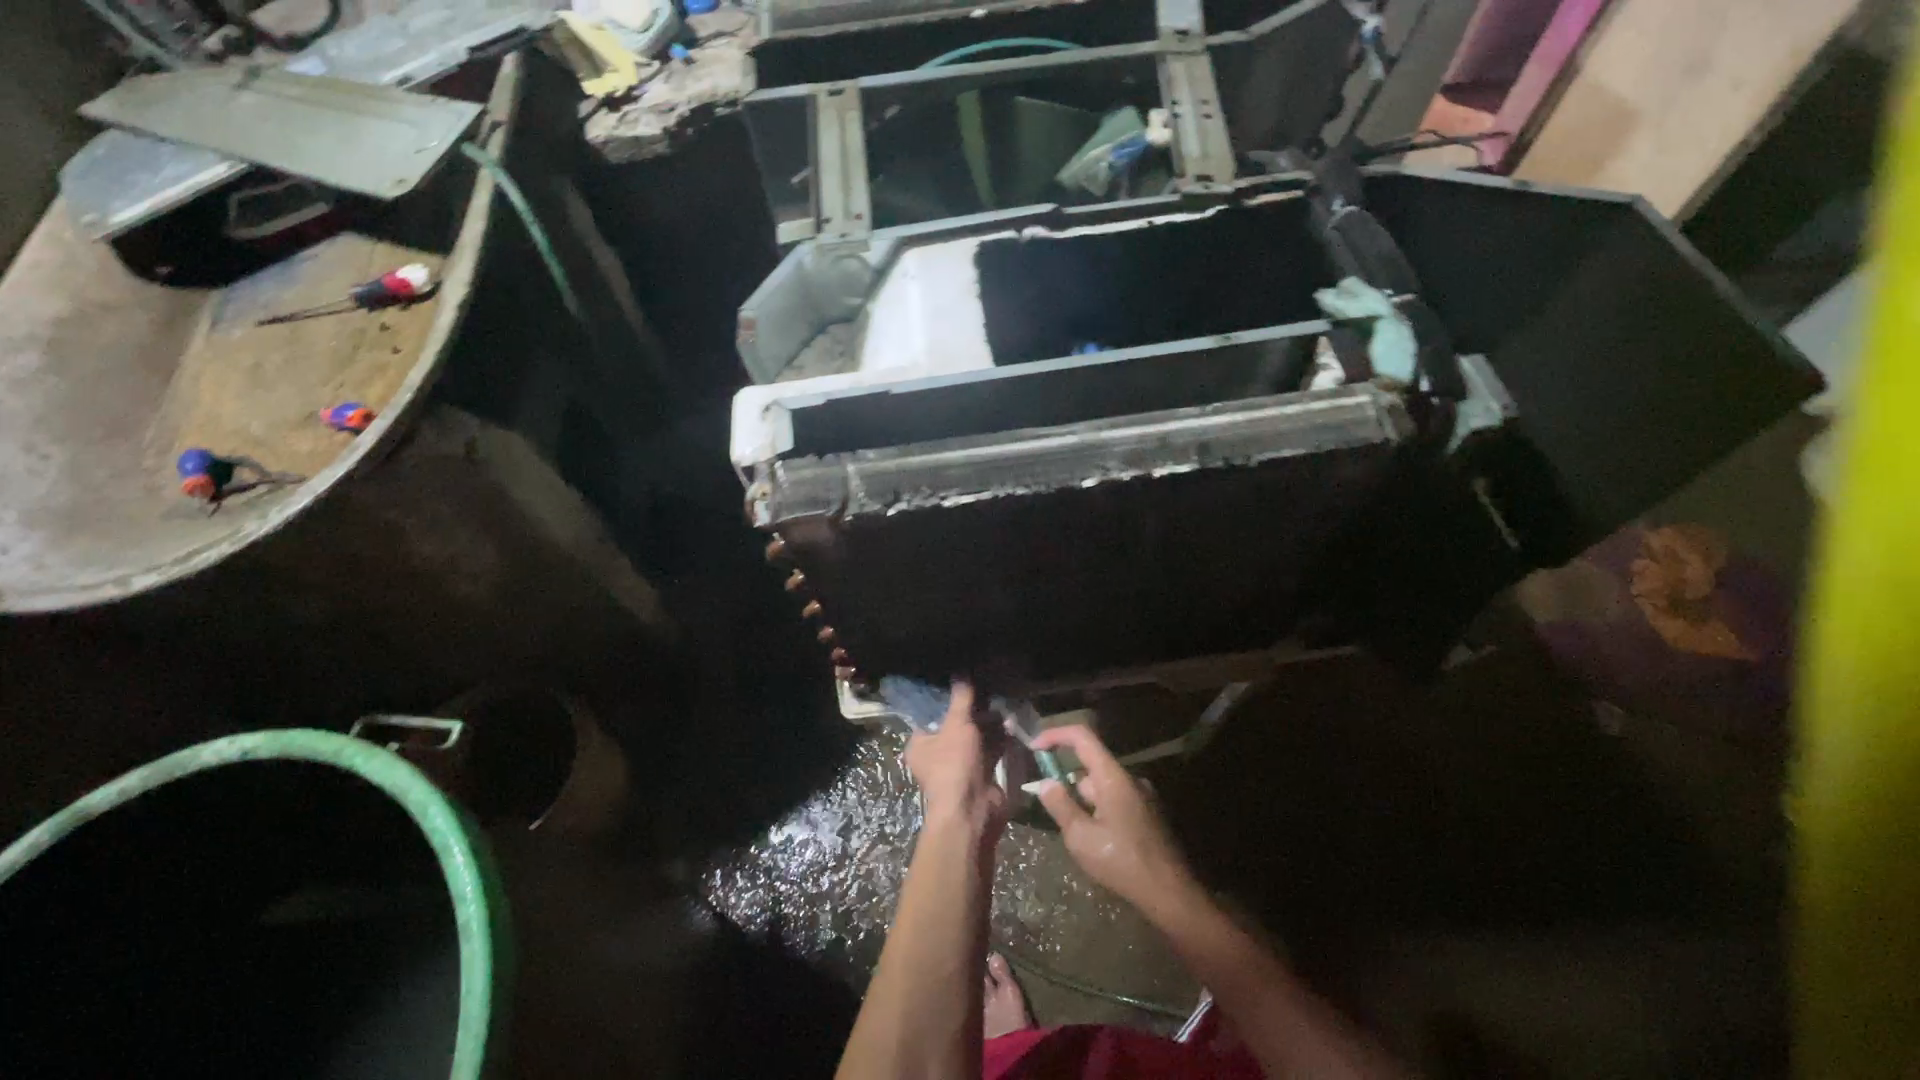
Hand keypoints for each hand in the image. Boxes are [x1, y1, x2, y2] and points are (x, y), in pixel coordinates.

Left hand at [904, 681, 1007, 837]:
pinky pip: (991, 750)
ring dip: (990, 723)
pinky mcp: (981, 773)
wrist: (972, 810)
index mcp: (921, 743)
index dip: (947, 699)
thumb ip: (960, 700)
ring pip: (976, 737)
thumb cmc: (953, 764)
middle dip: (975, 711)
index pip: (931, 714)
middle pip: (957, 725)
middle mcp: (938, 754)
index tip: (965, 682)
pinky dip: (1000, 739)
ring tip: (1005, 702)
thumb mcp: (955, 726)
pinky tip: (1012, 722)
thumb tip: (960, 674)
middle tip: (990, 689)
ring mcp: (961, 765)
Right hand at [1031, 725, 1199, 915]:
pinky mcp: (1148, 815)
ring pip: (1102, 788)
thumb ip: (1060, 805)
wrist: (1169, 892)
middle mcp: (1130, 779)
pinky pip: (1116, 801)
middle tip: (1054, 813)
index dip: (1056, 735)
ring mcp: (1143, 797)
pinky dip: (1100, 812)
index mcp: (1114, 777)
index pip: (1083, 737)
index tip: (1034, 747)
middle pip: (1091, 767)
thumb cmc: (1121, 862)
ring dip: (1084, 803)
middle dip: (1068, 784)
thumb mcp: (1080, 837)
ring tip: (1078, 838)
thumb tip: (1045, 782)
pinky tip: (1098, 844)